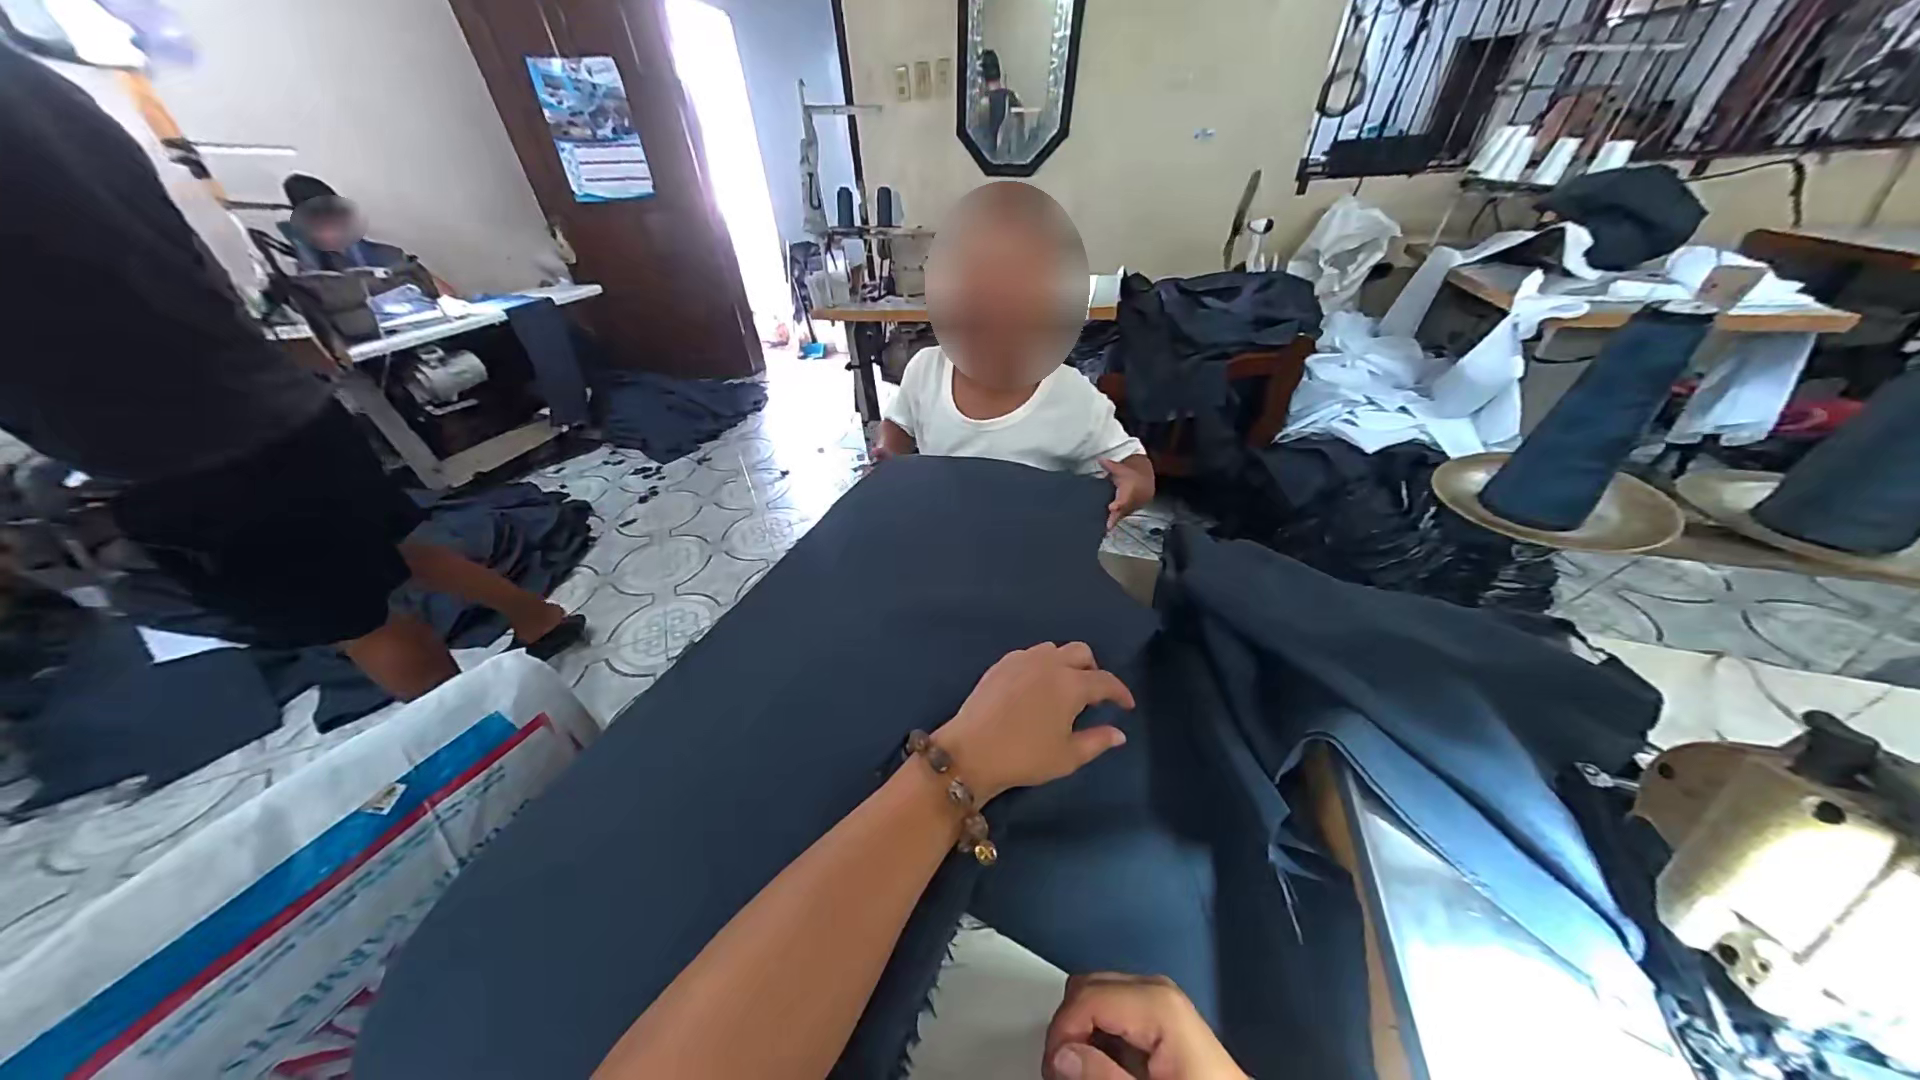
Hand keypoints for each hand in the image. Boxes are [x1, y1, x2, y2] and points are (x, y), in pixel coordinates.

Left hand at [933, 643, 1132, 803]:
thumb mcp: (1067, 756)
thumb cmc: (1024, 756)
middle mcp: (1049, 663)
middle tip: (1094, 694)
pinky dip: (1041, 664)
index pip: (1105, 681)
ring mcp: (1022, 660)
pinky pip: (1029, 655)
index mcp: (1070, 684)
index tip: (1126, 705)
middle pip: (1081, 652)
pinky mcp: (1000, 664)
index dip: (1120, 692)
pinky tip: (1036, 686)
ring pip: (1053, 649)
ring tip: (1064, 688)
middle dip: (1093, 670)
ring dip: (1066, 663)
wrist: (971, 751)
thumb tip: (1119, 733)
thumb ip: (1097, 741)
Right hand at [1044, 974, 1247, 1079]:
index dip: (1062, 1034)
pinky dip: (1099, 1035)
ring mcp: (1159, 998)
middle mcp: (1156, 989)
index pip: (1087, 998)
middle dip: (1068, 1029)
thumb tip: (1061, 1057)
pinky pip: (1112, 1010)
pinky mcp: (1159, 1014)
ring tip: (1082, 1074)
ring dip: (1081, 1032)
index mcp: (1157, 1003)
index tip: (1054, 1073)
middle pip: (1087, 988)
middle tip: (1064, 1074)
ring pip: (1095, 996)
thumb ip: (1104, 1078)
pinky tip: (1105, 1068)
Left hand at [1099, 459, 1153, 531]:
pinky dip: (1117, 518)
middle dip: (1115, 517)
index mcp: (1129, 489)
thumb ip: (1110, 466)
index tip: (1112, 507)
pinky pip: (1124, 514)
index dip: (1118, 504)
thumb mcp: (1120, 468)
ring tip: (1106, 528)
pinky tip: (1109, 525)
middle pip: (1123, 509)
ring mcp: (1134, 505)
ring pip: (1124, 513)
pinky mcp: (1133, 508)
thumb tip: (1099, 459)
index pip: (1124, 498)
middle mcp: (1133, 499)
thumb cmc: (1130, 472)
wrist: (1146, 476)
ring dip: (1116, 520)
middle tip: (1108, 526)